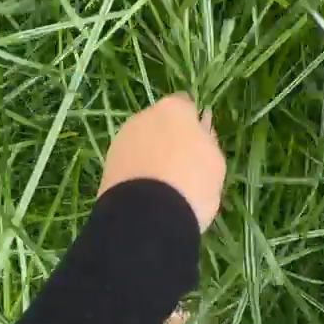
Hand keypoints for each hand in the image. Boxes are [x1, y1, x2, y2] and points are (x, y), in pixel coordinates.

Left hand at [100, 93, 226, 230]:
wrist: (147, 217)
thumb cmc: (192, 183)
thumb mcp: (215, 163)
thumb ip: (207, 141)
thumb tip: (201, 130)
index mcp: (174, 108)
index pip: (186, 106)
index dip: (192, 125)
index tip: (198, 146)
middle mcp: (144, 116)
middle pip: (160, 124)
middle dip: (168, 139)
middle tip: (181, 169)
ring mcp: (122, 139)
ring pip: (142, 143)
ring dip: (150, 156)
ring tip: (162, 188)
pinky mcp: (107, 164)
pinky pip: (128, 163)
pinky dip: (136, 174)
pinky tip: (146, 196)